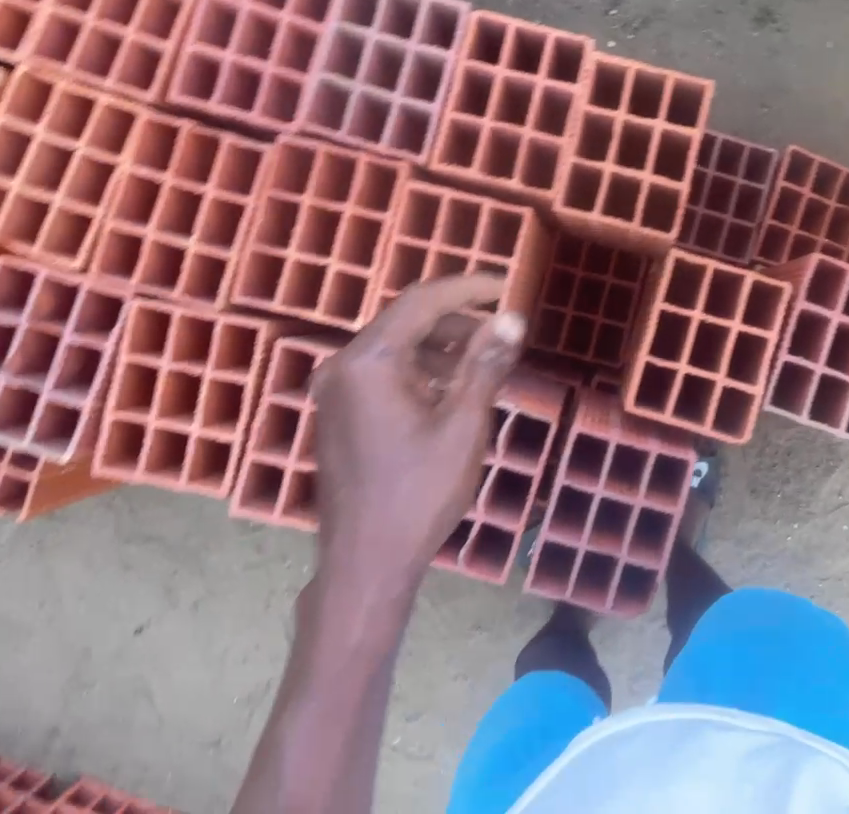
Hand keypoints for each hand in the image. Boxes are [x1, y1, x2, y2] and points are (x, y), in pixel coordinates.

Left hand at [308, 275, 524, 572]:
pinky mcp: (339, 411)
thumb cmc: (418, 494)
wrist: (365, 561)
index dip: (470, 288)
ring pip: (397, 346)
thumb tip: (512, 318)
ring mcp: (336, 389)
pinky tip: (454, 387)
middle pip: (407, 320)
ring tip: (487, 359)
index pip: (424, 301)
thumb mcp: (462, 426)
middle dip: (459, 319)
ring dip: (442, 345)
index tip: (509, 287)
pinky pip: (385, 372)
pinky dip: (422, 369)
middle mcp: (343, 364)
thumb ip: (485, 365)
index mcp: (369, 361)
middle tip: (504, 327)